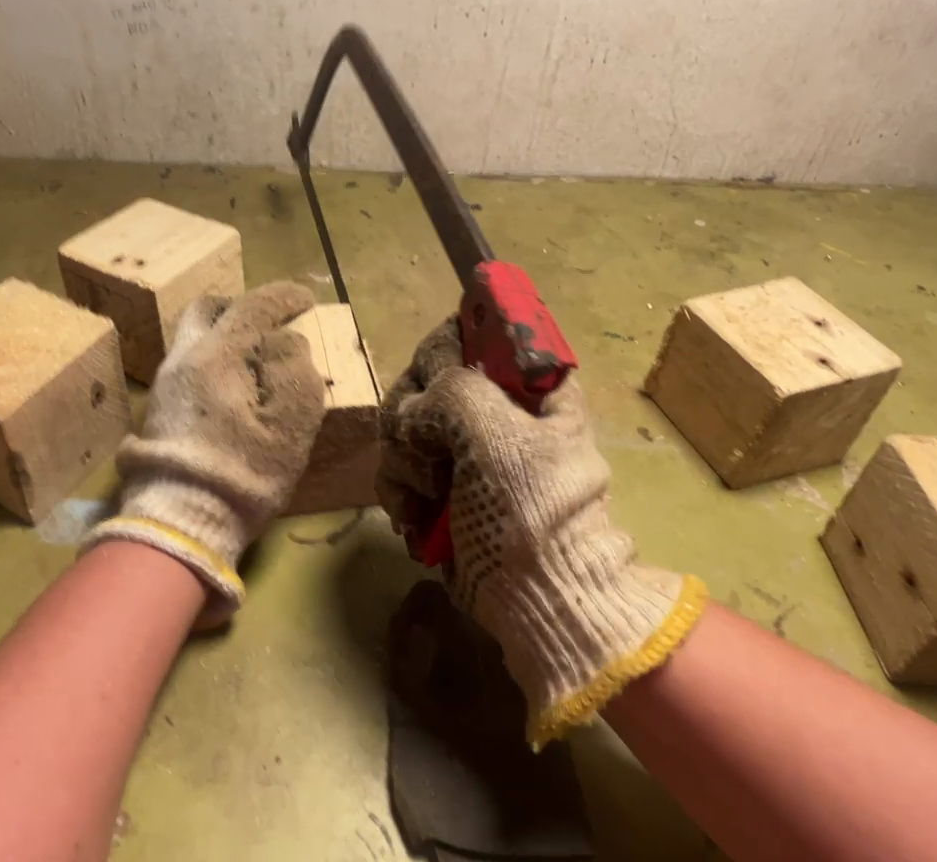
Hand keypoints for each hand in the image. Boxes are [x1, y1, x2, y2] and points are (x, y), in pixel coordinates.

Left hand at [85, 282, 325, 626]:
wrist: (182, 520)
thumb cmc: (244, 471)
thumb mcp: (291, 422)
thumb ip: (295, 371)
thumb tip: (286, 343)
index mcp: (217, 354)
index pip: (252, 306)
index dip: (283, 297)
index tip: (306, 300)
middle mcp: (183, 359)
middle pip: (207, 311)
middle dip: (240, 308)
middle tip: (269, 324)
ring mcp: (164, 385)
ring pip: (192, 339)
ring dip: (224, 337)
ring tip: (254, 360)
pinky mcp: (157, 411)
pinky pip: (188, 366)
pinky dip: (213, 362)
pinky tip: (232, 389)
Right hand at [379, 318, 708, 745]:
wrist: (537, 604)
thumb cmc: (531, 514)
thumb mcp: (499, 438)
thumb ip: (450, 393)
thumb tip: (414, 409)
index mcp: (531, 385)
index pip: (477, 331)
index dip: (446, 350)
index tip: (434, 383)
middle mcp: (497, 409)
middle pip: (425, 379)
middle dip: (412, 422)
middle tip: (427, 456)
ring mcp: (466, 450)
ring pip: (403, 425)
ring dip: (404, 466)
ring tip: (427, 503)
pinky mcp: (442, 486)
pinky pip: (399, 467)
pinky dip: (401, 496)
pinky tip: (417, 523)